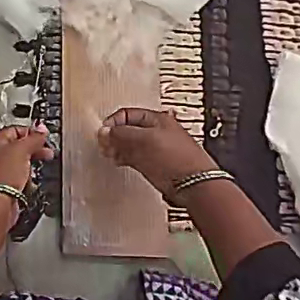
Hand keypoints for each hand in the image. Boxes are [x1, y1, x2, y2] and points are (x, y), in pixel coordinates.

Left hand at [0, 125, 52, 190]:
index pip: (14, 130)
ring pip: (19, 163)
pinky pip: (18, 178)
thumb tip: (41, 130)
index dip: (30, 132)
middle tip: (46, 151)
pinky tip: (29, 181)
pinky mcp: (3, 186)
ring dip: (30, 165)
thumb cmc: (2, 176)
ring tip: (35, 168)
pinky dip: (26, 179)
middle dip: (33, 149)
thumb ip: (33, 138)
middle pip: (17, 146)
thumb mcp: (22, 149)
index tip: (43, 136)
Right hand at [98, 107, 217, 197]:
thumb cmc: (176, 160)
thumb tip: (104, 131)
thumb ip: (120, 134)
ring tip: (111, 155)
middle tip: (105, 146)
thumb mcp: (143, 141)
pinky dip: (127, 158)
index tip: (103, 135)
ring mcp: (158, 148)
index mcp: (157, 119)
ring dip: (119, 149)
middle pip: (129, 129)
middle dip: (114, 137)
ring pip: (132, 144)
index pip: (127, 114)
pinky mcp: (158, 164)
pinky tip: (122, 162)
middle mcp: (158, 132)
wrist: (195, 185)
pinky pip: (137, 157)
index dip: (113, 123)